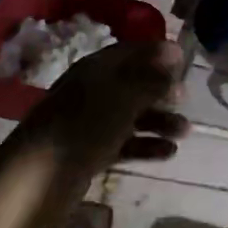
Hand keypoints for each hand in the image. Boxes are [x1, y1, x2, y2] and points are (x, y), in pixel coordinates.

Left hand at [27, 41, 188, 174]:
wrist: (42, 175)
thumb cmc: (86, 124)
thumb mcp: (124, 95)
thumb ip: (151, 76)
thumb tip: (174, 52)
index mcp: (96, 69)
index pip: (129, 52)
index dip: (156, 53)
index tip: (183, 60)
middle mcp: (93, 91)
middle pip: (133, 84)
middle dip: (160, 90)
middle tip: (185, 98)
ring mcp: (91, 122)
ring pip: (131, 115)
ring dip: (158, 120)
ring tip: (184, 132)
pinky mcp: (91, 152)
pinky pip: (124, 143)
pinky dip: (146, 145)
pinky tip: (169, 152)